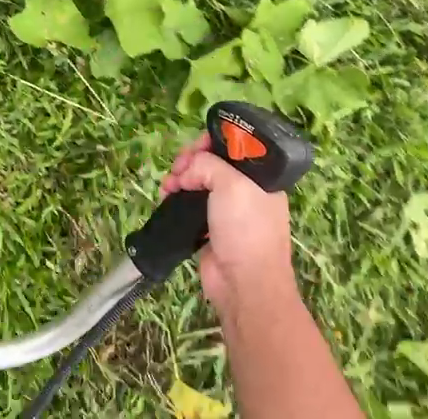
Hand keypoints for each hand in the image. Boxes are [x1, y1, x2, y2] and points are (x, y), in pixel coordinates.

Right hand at [159, 133, 296, 314]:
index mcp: (261, 181)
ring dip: (179, 177)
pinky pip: (189, 201)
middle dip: (190, 160)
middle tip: (178, 168)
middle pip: (211, 163)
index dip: (211, 143)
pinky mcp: (209, 227)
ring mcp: (227, 211)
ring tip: (168, 185)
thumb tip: (185, 173)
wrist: (244, 284)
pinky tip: (166, 196)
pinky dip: (176, 196)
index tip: (193, 148)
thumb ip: (206, 165)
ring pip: (197, 181)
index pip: (234, 149)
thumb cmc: (245, 230)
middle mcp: (245, 193)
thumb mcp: (232, 184)